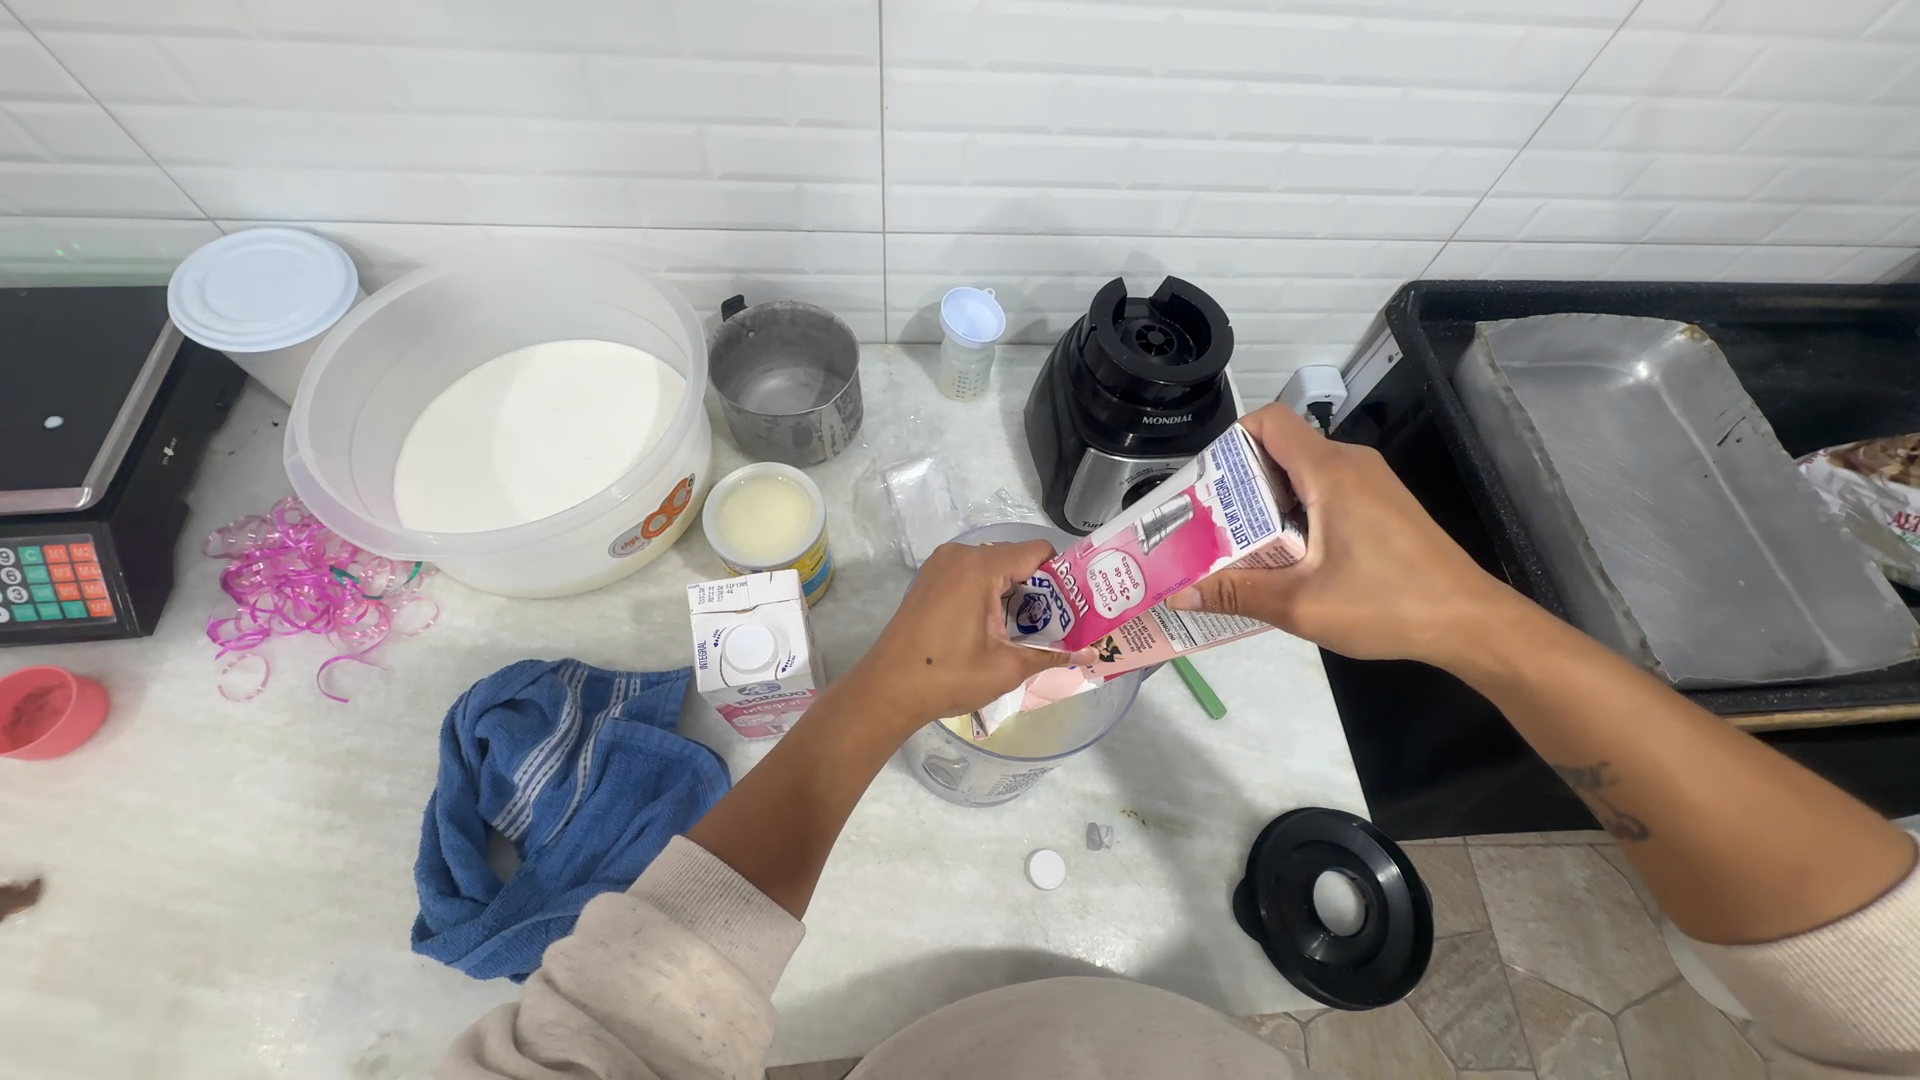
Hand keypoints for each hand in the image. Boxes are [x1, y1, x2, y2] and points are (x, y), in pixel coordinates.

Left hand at [838, 539, 1088, 733]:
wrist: (886, 691)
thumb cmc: (947, 676)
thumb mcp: (1006, 668)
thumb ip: (1050, 655)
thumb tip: (1090, 653)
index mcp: (980, 567)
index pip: (1037, 552)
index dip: (1062, 576)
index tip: (1077, 604)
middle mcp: (960, 556)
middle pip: (1015, 559)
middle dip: (1040, 590)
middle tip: (1061, 624)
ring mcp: (940, 566)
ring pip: (993, 568)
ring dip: (1014, 595)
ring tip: (1031, 631)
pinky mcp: (929, 580)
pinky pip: (971, 576)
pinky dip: (990, 595)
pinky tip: (997, 629)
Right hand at [1168, 402, 1524, 666]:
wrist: (1471, 623)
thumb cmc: (1388, 605)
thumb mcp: (1300, 604)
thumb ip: (1235, 593)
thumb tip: (1178, 593)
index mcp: (1329, 472)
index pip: (1269, 421)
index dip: (1229, 441)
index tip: (1205, 485)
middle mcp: (1349, 464)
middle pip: (1278, 449)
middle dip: (1236, 483)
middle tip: (1207, 526)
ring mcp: (1368, 483)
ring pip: (1298, 474)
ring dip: (1263, 504)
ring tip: (1235, 546)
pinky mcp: (1378, 504)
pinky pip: (1320, 492)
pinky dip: (1291, 514)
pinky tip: (1280, 556)